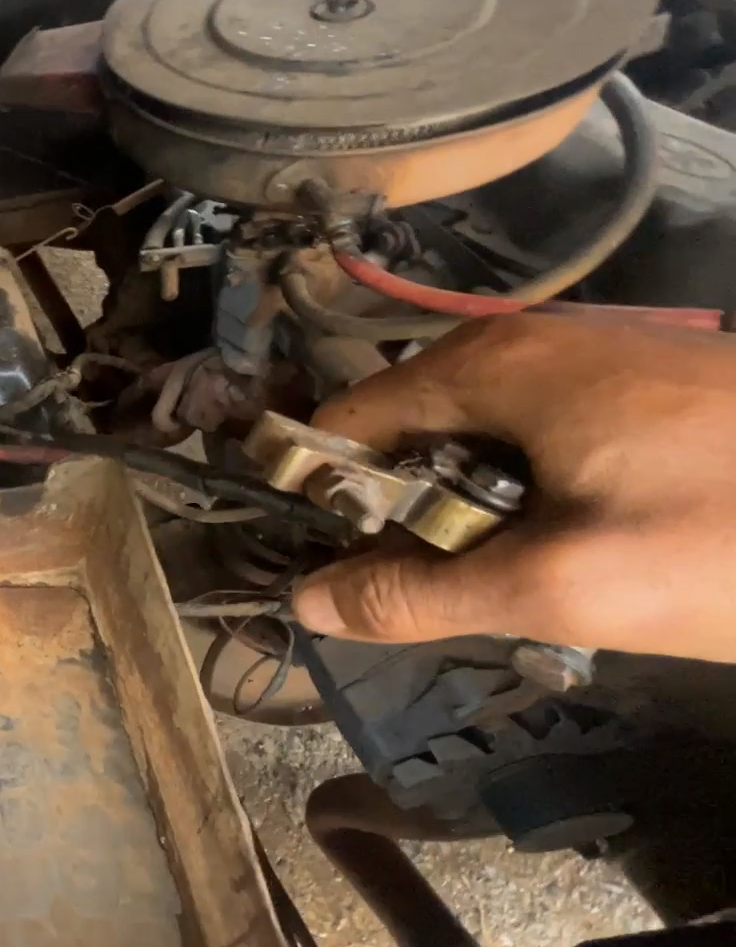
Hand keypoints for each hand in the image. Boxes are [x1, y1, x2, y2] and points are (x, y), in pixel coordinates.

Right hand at [291, 313, 735, 662]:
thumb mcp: (571, 586)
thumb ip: (419, 596)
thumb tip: (304, 604)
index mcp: (488, 365)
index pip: (343, 421)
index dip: (325, 490)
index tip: (345, 559)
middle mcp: (523, 342)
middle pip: (402, 429)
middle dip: (400, 505)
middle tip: (444, 578)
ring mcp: (590, 357)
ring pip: (465, 438)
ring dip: (462, 505)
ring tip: (515, 567)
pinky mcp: (642, 384)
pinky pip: (530, 436)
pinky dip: (520, 490)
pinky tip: (574, 537)